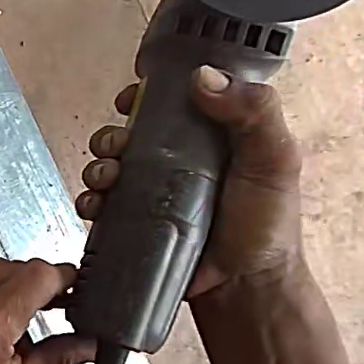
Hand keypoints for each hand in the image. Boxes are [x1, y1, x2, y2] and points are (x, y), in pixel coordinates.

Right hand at [75, 65, 302, 299]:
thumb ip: (253, 111)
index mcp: (206, 137)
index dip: (145, 96)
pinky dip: (88, 200)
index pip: (168, 104)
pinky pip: (99, 204)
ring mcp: (148, 194)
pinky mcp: (131, 223)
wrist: (244, 286)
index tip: (134, 97)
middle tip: (117, 145)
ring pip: (107, 166)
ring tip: (106, 177)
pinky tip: (95, 204)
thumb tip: (203, 77)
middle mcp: (172, 162)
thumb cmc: (266, 224)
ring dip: (97, 165)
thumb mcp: (274, 159)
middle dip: (111, 134)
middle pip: (127, 134)